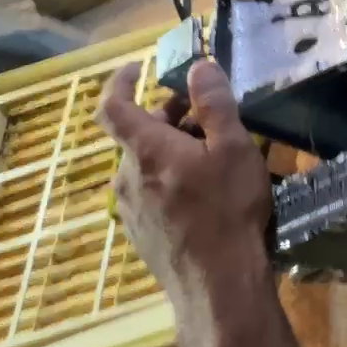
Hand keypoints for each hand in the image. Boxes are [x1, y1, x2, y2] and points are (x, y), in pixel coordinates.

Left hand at [96, 60, 272, 307]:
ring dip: (176, 146)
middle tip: (211, 111)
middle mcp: (128, 176)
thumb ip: (214, 105)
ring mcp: (131, 207)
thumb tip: (198, 67)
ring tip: (218, 151)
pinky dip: (174, 173)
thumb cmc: (228, 206)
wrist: (217, 280)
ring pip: (148, 162)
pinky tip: (208, 187)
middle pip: (140, 134)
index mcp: (147, 151)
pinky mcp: (142, 230)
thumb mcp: (233, 148)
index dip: (120, 82)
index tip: (137, 66)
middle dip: (171, 115)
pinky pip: (152, 188)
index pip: (113, 108)